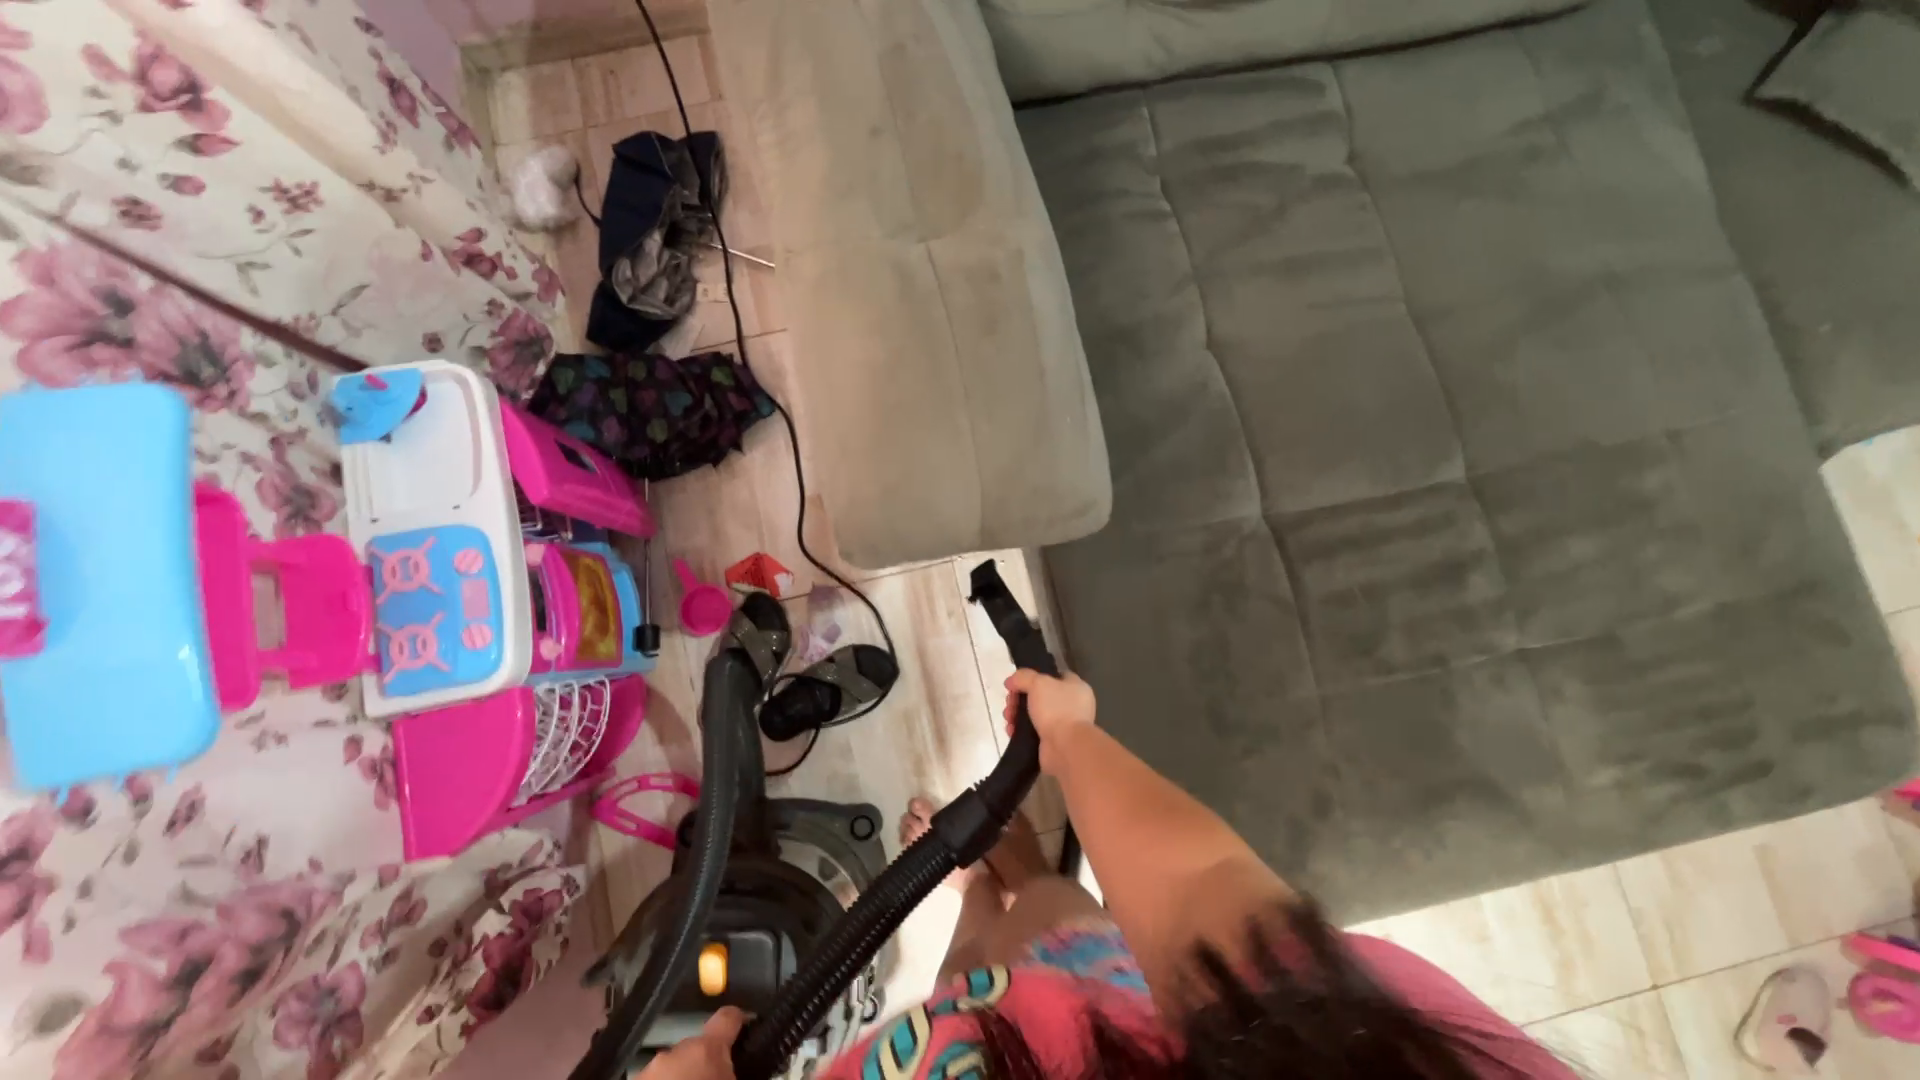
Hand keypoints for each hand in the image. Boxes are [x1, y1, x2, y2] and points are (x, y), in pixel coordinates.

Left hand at [632, 1007, 744, 1079]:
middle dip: (704, 1061)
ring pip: (673, 1065)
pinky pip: (654, 1079)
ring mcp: (651, 1068)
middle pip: (697, 1046)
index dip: (737, 1018)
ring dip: (681, 1076)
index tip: (743, 1022)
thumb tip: (735, 1066)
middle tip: (711, 1078)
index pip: (728, 1017)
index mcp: (709, 1049)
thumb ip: (737, 1069)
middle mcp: (678, 1050)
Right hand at [1003, 669, 1095, 775]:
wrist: (1065, 747)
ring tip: (1009, 719)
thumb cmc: (1056, 709)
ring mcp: (1063, 725)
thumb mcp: (1038, 683)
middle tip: (1010, 704)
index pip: (1054, 676)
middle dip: (1019, 699)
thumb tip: (1011, 681)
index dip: (1034, 677)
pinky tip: (1011, 731)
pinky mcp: (1053, 741)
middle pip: (1039, 696)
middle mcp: (1072, 705)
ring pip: (1034, 714)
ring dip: (1017, 715)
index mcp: (1076, 687)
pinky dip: (1021, 731)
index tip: (1018, 683)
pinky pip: (1033, 731)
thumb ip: (1023, 677)